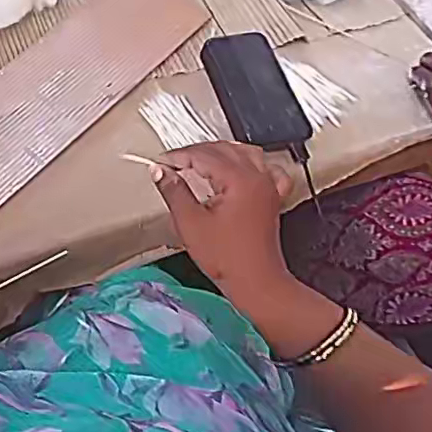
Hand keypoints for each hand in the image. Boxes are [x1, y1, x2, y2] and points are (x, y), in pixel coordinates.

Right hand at [152, 142, 296, 296]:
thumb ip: (174, 191)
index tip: (161, 163)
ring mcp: (268, 186)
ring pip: (244, 152)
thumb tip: (160, 171)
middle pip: (223, 149)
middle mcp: (257, 178)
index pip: (203, 155)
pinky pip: (265, 168)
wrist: (255, 281)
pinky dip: (249, 162)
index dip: (177, 157)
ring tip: (197, 161)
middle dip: (195, 152)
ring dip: (219, 152)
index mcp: (239, 181)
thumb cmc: (226, 258)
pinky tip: (237, 168)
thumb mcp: (190, 222)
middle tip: (172, 164)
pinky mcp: (271, 197)